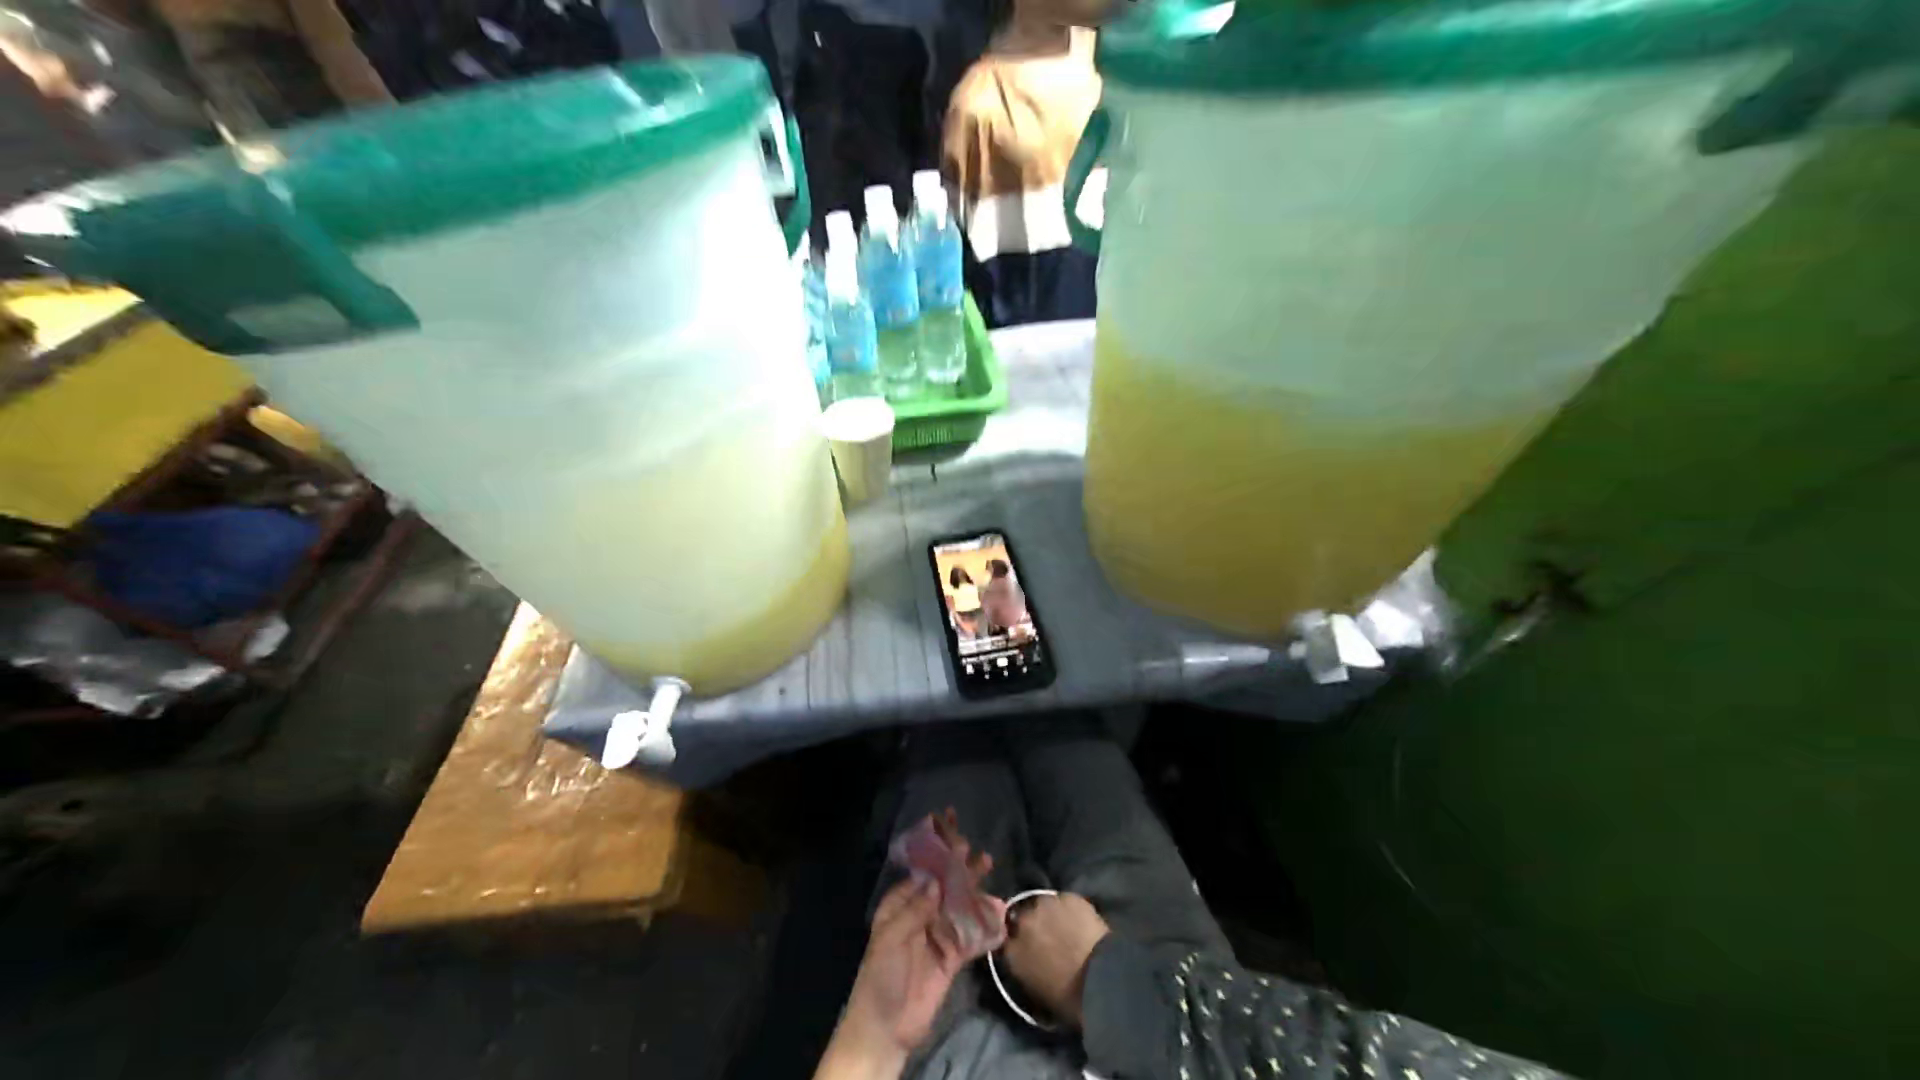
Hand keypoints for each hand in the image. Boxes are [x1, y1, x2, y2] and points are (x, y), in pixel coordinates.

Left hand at [818, 817, 1001, 1079]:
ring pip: (961, 909)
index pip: (923, 872)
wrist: (885, 1028)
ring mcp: (938, 935)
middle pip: (946, 887)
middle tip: (981, 855)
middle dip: (962, 871)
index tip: (953, 830)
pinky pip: (971, 938)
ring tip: (995, 885)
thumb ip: (916, 910)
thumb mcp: (891, 938)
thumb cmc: (881, 975)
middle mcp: (921, 914)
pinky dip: (985, 929)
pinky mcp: (952, 958)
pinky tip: (1000, 919)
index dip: (938, 852)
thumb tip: (936, 883)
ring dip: (978, 897)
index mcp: (901, 904)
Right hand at [1003, 892, 1110, 1029]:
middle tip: (1048, 937)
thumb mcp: (1037, 992)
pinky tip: (1080, 921)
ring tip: (1065, 926)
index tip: (1029, 949)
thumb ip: (1025, 969)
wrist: (1101, 980)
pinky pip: (1065, 901)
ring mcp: (1045, 905)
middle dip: (1033, 925)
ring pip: (1043, 905)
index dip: (1019, 944)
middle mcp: (1023, 923)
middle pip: (1023, 918)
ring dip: (1050, 914)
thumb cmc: (1070, 999)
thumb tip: (1028, 961)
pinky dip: (1070, 910)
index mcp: (1012, 952)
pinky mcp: (1067, 897)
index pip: (1007, 941)